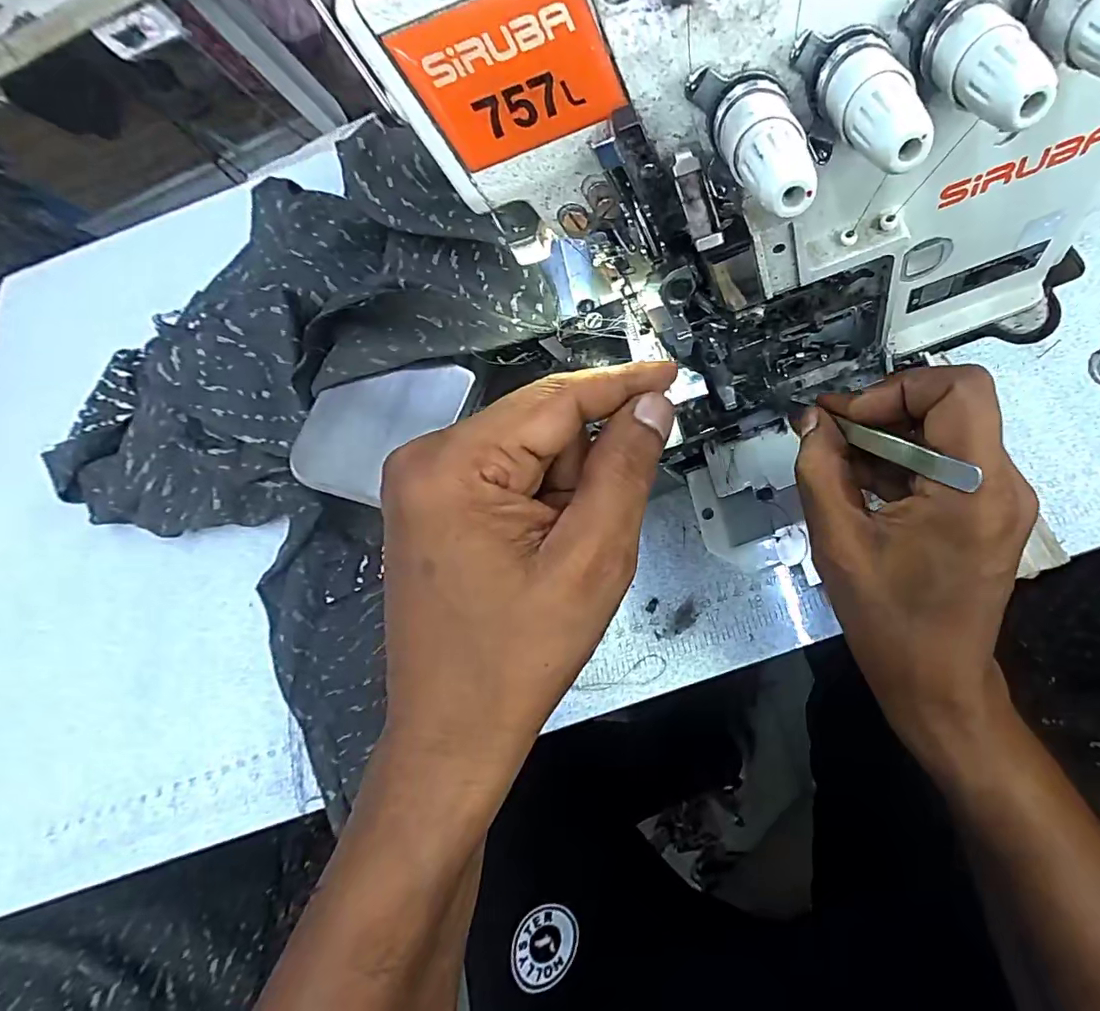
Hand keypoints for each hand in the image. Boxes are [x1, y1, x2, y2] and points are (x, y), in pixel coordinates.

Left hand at [378, 362, 676, 781]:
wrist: (458, 727)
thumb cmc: (525, 649)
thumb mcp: (594, 555)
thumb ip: (626, 469)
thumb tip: (652, 406)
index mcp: (456, 465)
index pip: (558, 400)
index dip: (623, 383)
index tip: (672, 372)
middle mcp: (429, 460)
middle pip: (546, 428)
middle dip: (594, 465)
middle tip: (606, 529)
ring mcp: (427, 485)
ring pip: (537, 456)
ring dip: (575, 491)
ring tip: (574, 555)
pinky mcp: (438, 509)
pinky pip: (517, 480)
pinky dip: (554, 504)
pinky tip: (554, 553)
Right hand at [792, 366, 1039, 757]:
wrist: (940, 683)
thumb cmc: (892, 625)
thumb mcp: (840, 543)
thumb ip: (821, 469)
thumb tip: (816, 421)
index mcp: (976, 489)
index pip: (959, 387)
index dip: (899, 388)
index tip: (853, 421)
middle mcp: (1006, 485)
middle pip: (955, 404)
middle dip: (890, 410)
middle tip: (838, 434)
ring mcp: (1007, 499)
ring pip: (953, 430)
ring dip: (897, 436)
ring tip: (846, 462)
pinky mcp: (997, 512)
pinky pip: (956, 462)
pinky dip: (913, 462)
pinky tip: (870, 483)